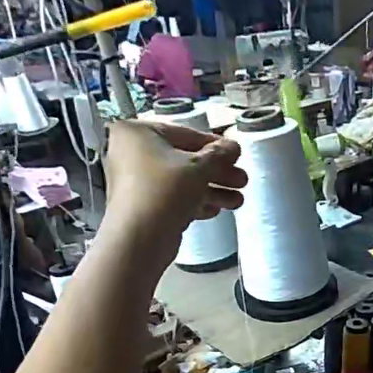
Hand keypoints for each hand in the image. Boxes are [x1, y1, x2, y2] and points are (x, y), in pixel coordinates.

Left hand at [101, 120, 246, 254]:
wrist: (139, 240)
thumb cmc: (163, 192)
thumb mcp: (199, 167)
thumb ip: (219, 154)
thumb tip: (232, 147)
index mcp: (138, 133)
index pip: (185, 134)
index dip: (215, 145)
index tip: (235, 154)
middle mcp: (132, 154)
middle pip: (185, 159)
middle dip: (217, 172)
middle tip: (241, 179)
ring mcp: (136, 182)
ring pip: (182, 181)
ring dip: (212, 190)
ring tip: (236, 200)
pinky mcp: (143, 206)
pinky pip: (174, 199)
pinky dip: (195, 202)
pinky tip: (216, 209)